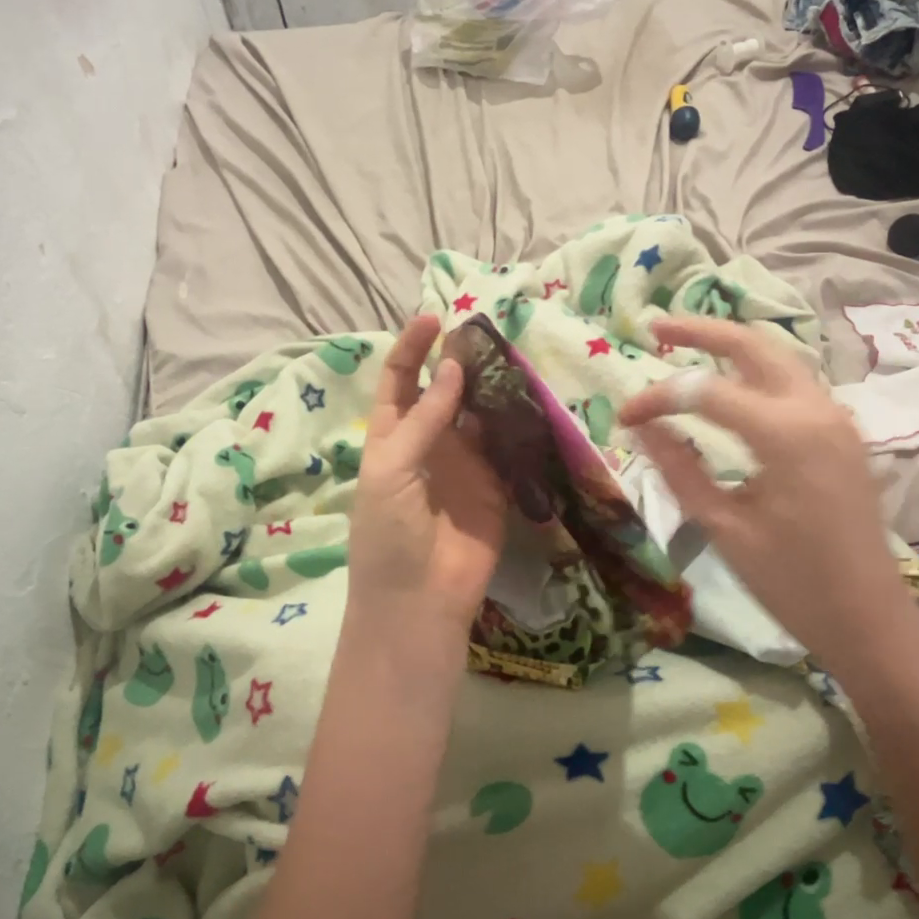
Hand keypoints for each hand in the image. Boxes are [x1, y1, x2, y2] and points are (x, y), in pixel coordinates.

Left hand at [345, 316, 507, 651]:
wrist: (418, 601)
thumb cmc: (389, 534)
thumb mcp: (393, 469)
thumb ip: (425, 419)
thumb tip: (454, 366)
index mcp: (391, 437)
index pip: (399, 380)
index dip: (412, 348)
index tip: (434, 318)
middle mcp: (429, 444)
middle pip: (444, 391)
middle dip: (460, 361)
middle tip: (487, 334)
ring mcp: (465, 465)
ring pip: (480, 415)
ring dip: (493, 389)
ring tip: (512, 359)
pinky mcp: (497, 487)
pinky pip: (508, 447)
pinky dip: (517, 424)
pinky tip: (530, 399)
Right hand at [619, 317, 918, 668]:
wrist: (868, 617)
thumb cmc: (792, 583)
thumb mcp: (724, 528)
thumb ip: (680, 470)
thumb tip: (643, 429)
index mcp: (786, 435)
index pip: (705, 392)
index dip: (657, 398)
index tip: (623, 418)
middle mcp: (817, 411)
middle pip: (754, 346)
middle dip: (702, 332)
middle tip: (656, 327)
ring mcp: (837, 420)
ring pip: (780, 359)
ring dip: (733, 348)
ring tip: (686, 346)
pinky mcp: (843, 435)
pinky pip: (796, 385)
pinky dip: (758, 372)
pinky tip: (731, 384)